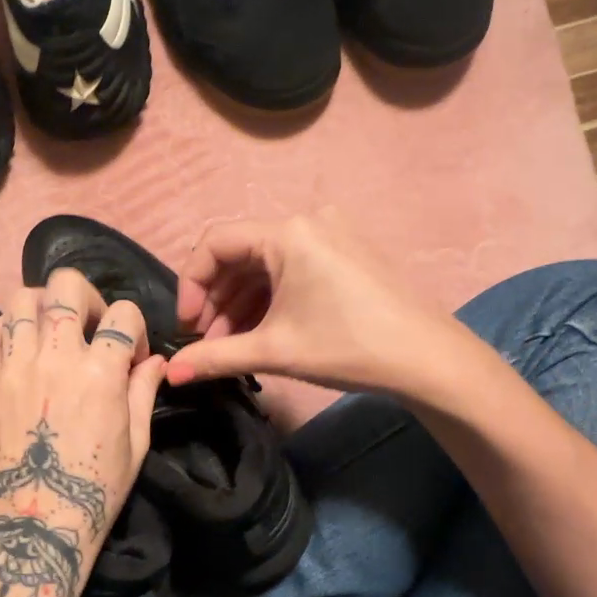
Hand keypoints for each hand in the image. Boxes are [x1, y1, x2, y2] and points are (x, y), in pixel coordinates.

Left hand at [0, 269, 166, 596]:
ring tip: (48, 333)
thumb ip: (142, 391)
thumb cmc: (96, 488)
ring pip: (19, 301)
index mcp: (100, 372)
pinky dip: (1, 331)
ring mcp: (13, 368)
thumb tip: (154, 360)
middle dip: (85, 297)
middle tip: (88, 325)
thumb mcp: (137, 442)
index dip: (133, 328)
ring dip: (42, 308)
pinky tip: (15, 350)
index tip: (131, 354)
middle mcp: (54, 358)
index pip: (123, 314)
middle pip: (65, 286)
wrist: (37, 522)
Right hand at [167, 211, 464, 395]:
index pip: (214, 243)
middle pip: (239, 255)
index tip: (186, 328)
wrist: (426, 360)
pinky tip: (258, 336)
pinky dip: (268, 302)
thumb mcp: (274, 351)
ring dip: (239, 306)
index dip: (190, 285)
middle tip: (205, 345)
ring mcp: (329, 237)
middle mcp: (307, 222)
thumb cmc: (346, 346)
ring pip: (264, 267)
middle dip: (216, 302)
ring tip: (229, 349)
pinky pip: (289, 272)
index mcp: (287, 232)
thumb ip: (216, 358)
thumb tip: (170, 374)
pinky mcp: (343, 256)